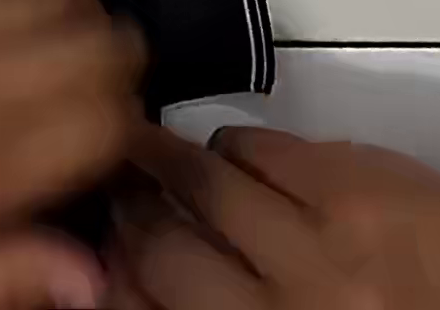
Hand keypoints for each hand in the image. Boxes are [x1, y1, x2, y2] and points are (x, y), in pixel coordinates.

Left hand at [0, 0, 145, 309]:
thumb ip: (6, 277)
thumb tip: (96, 271)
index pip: (103, 118)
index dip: (129, 123)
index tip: (124, 134)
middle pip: (94, 46)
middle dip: (122, 64)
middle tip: (114, 87)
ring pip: (56, 0)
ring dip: (84, 22)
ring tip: (81, 47)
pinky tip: (29, 13)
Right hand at [110, 126, 439, 309]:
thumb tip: (182, 290)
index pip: (166, 308)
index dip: (121, 278)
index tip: (101, 255)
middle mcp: (283, 304)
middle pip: (168, 249)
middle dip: (129, 215)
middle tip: (112, 189)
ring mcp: (309, 240)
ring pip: (203, 184)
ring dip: (168, 164)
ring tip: (146, 147)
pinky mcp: (339, 180)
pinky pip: (255, 149)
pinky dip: (232, 146)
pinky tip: (229, 150)